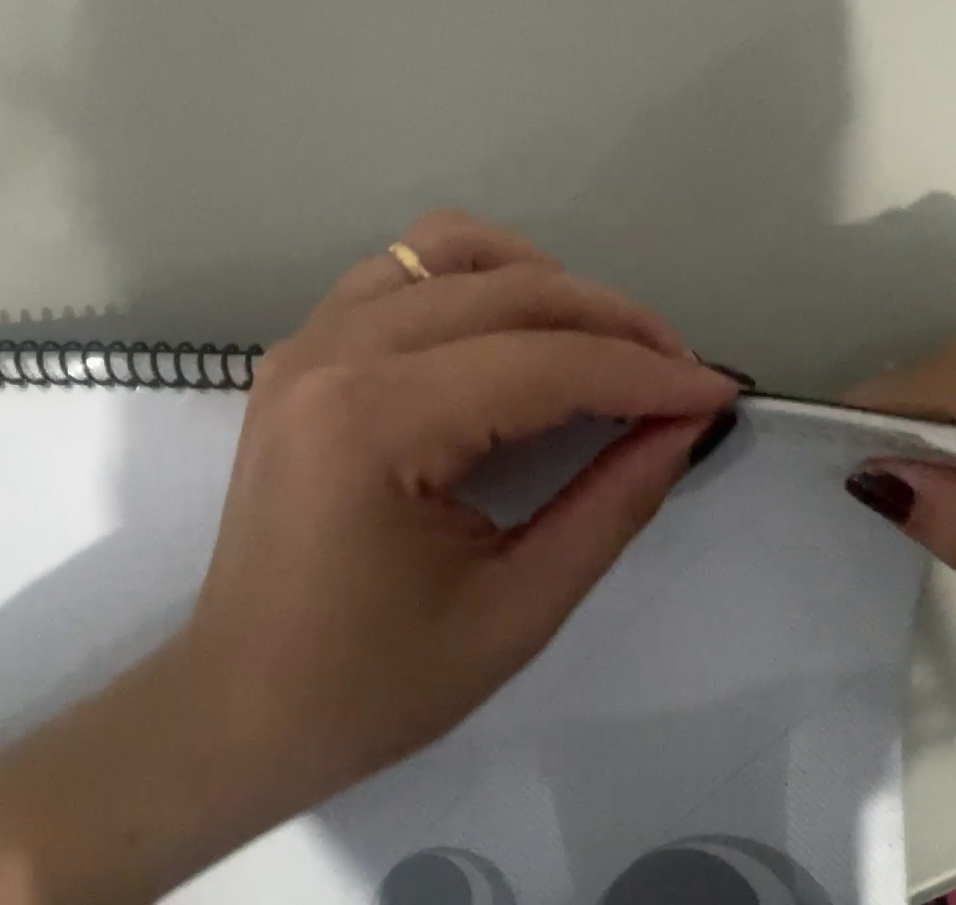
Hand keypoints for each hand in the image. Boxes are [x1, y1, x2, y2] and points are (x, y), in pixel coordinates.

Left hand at [183, 211, 738, 802]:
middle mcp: (332, 354)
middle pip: (508, 291)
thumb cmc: (372, 684)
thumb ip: (612, 503)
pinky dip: (473, 280)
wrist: (239, 706)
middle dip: (613, 321)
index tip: (716, 391)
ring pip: (449, 250)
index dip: (645, 372)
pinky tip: (511, 328)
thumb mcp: (518, 610)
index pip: (543, 365)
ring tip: (600, 340)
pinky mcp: (300, 352)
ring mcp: (306, 342)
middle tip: (677, 371)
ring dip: (542, 281)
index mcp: (374, 424)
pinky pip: (400, 272)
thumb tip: (685, 423)